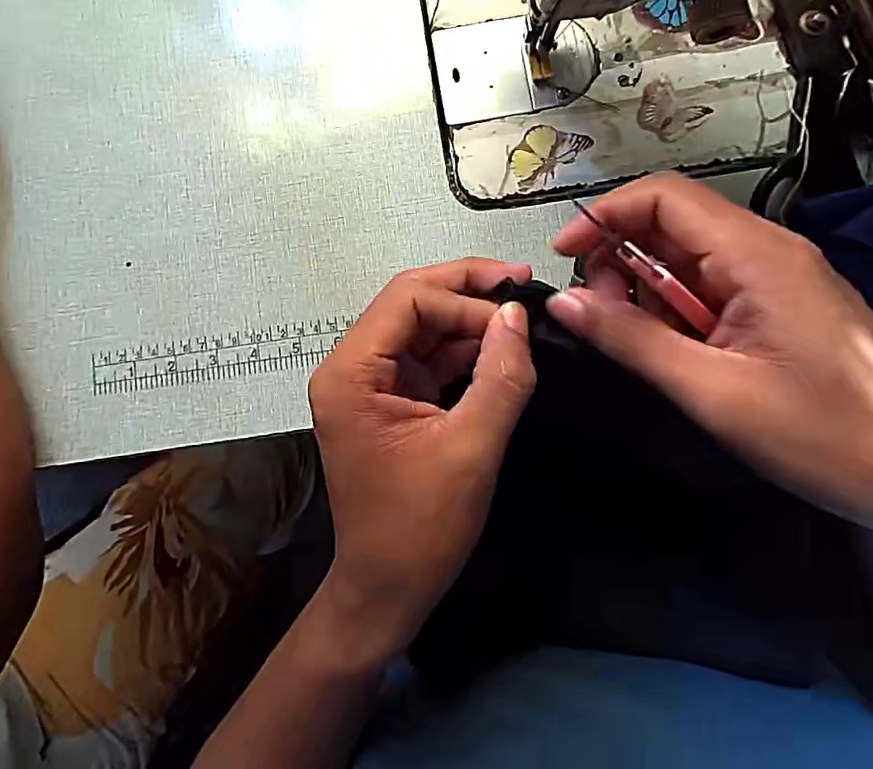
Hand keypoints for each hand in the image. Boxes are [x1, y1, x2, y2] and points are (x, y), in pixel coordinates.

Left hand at [307, 259, 535, 659]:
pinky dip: (466, 348)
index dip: (463, 298)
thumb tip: (516, 315)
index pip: (407, 300)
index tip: (512, 317)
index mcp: (351, 374)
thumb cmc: (418, 530)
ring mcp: (372, 383)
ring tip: (518, 312)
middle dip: (466, 291)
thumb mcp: (470, 450)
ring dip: (470, 317)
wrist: (388, 591)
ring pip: (423, 325)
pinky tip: (501, 346)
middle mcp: (352, 368)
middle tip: (521, 281)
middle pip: (411, 303)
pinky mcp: (393, 398)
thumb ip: (499, 378)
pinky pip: (430, 356)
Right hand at [548, 174, 872, 546]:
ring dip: (646, 289)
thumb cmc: (830, 438)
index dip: (604, 216)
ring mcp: (778, 280)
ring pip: (688, 260)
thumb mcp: (715, 392)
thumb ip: (633, 340)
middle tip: (598, 313)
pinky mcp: (782, 309)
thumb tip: (564, 304)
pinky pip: (712, 290)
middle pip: (672, 225)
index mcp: (758, 253)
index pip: (663, 197)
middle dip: (620, 259)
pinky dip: (677, 312)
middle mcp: (768, 252)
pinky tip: (672, 350)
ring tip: (632, 338)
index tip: (564, 257)